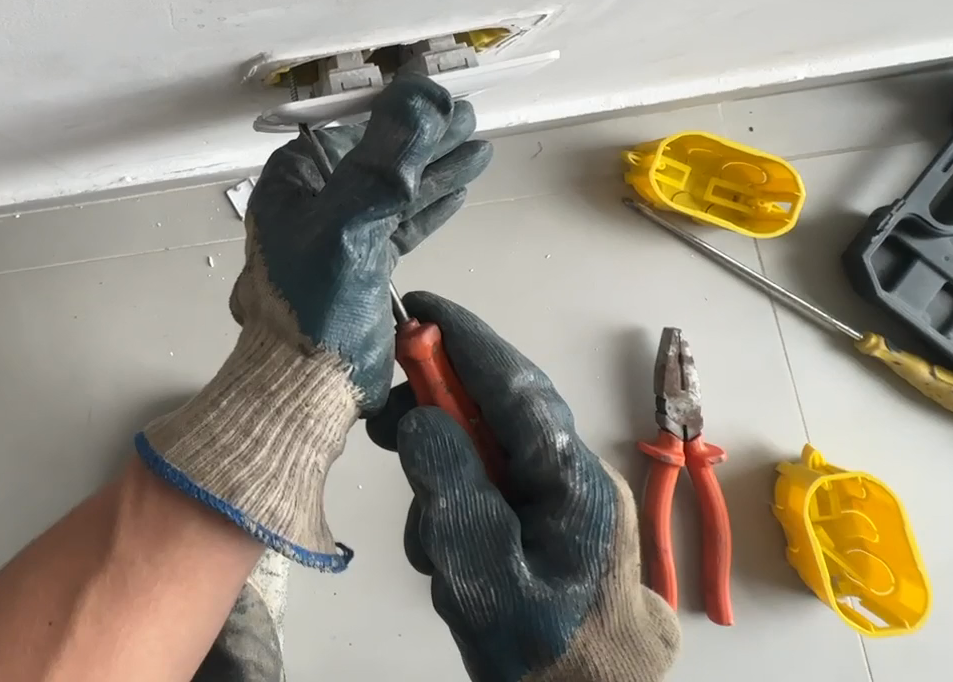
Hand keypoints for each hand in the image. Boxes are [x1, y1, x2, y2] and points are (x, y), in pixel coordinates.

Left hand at [139, 75, 490, 569]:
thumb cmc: (313, 301)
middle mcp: (313, 199)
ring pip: (393, 188)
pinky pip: (399, 222)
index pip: (349, 129)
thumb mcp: (348, 223)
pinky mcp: (361, 261)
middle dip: (424, 137)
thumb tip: (420, 95)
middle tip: (469, 116)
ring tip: (476, 145)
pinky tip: (457, 188)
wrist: (305, 381)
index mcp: (294, 181)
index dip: (396, 112)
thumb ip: (384, 160)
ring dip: (434, 168)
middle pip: (377, 155)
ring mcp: (338, 231)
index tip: (439, 96)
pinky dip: (429, 205)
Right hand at [367, 292, 678, 681]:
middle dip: (435, 401)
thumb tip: (419, 417)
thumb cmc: (544, 651)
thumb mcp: (485, 574)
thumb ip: (451, 488)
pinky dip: (450, 495)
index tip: (416, 305)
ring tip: (417, 511)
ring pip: (484, 442)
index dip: (462, 336)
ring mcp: (557, 495)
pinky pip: (485, 477)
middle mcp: (570, 473)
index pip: (511, 383)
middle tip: (381, 419)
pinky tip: (440, 543)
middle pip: (494, 405)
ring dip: (438, 461)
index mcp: (571, 478)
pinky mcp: (540, 516)